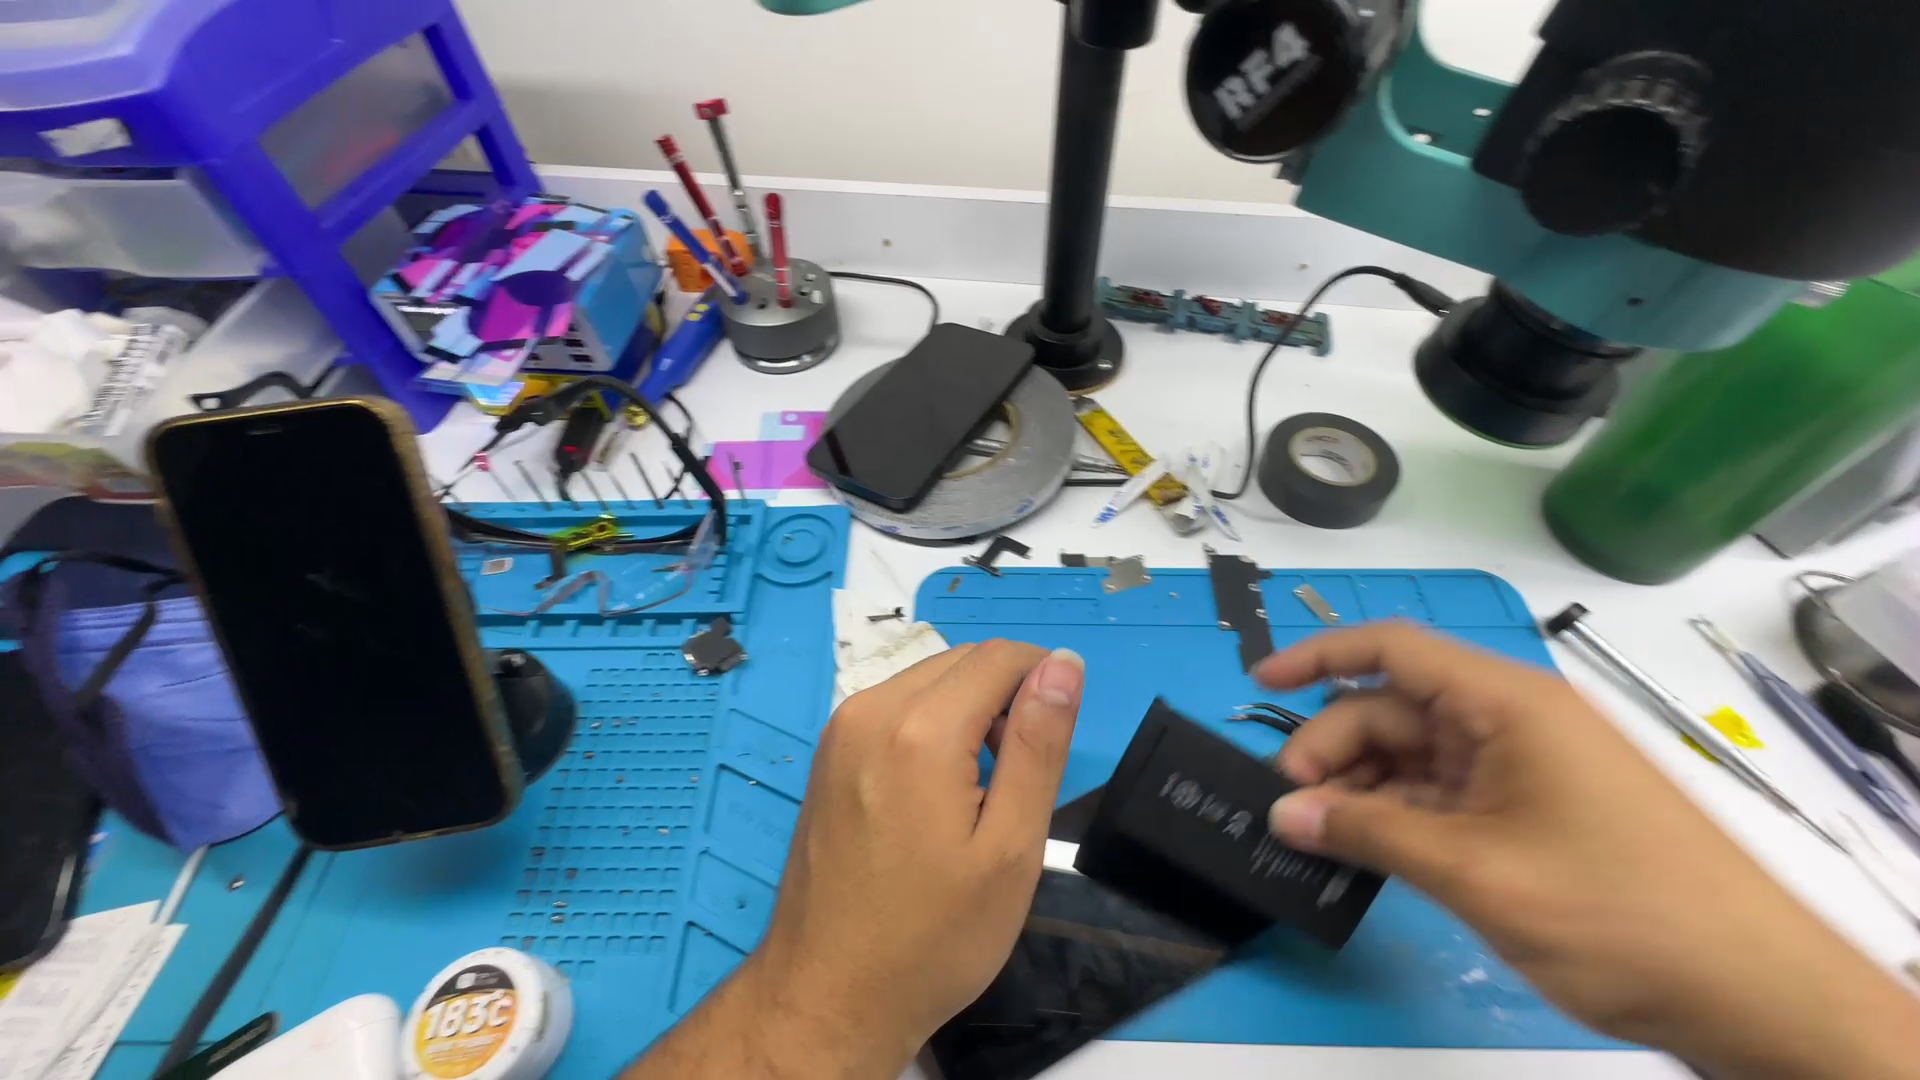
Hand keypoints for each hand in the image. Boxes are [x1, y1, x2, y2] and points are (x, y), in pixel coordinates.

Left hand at [744, 641, 1084, 1077]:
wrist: (828, 996)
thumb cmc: (933, 936)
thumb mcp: (1011, 847)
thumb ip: (1039, 744)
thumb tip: (1062, 665)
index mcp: (919, 729)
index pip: (998, 658)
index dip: (1044, 678)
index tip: (1058, 733)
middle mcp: (870, 709)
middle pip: (961, 662)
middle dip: (1006, 694)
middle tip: (1019, 774)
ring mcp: (841, 728)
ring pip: (929, 678)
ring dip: (970, 707)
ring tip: (982, 786)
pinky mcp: (829, 750)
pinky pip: (897, 704)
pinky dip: (933, 721)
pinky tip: (938, 785)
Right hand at [1257, 622, 1919, 1079]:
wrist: (1765, 1001)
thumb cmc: (1620, 912)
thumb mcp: (1477, 872)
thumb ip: (1369, 834)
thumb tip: (1283, 816)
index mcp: (1504, 704)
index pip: (1392, 649)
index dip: (1317, 657)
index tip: (1257, 683)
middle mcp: (1508, 721)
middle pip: (1390, 709)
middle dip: (1330, 749)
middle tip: (1289, 807)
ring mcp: (1519, 768)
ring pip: (1409, 755)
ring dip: (1358, 787)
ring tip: (1318, 834)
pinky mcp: (1527, 811)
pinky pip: (1437, 793)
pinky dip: (1394, 814)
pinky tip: (1362, 846)